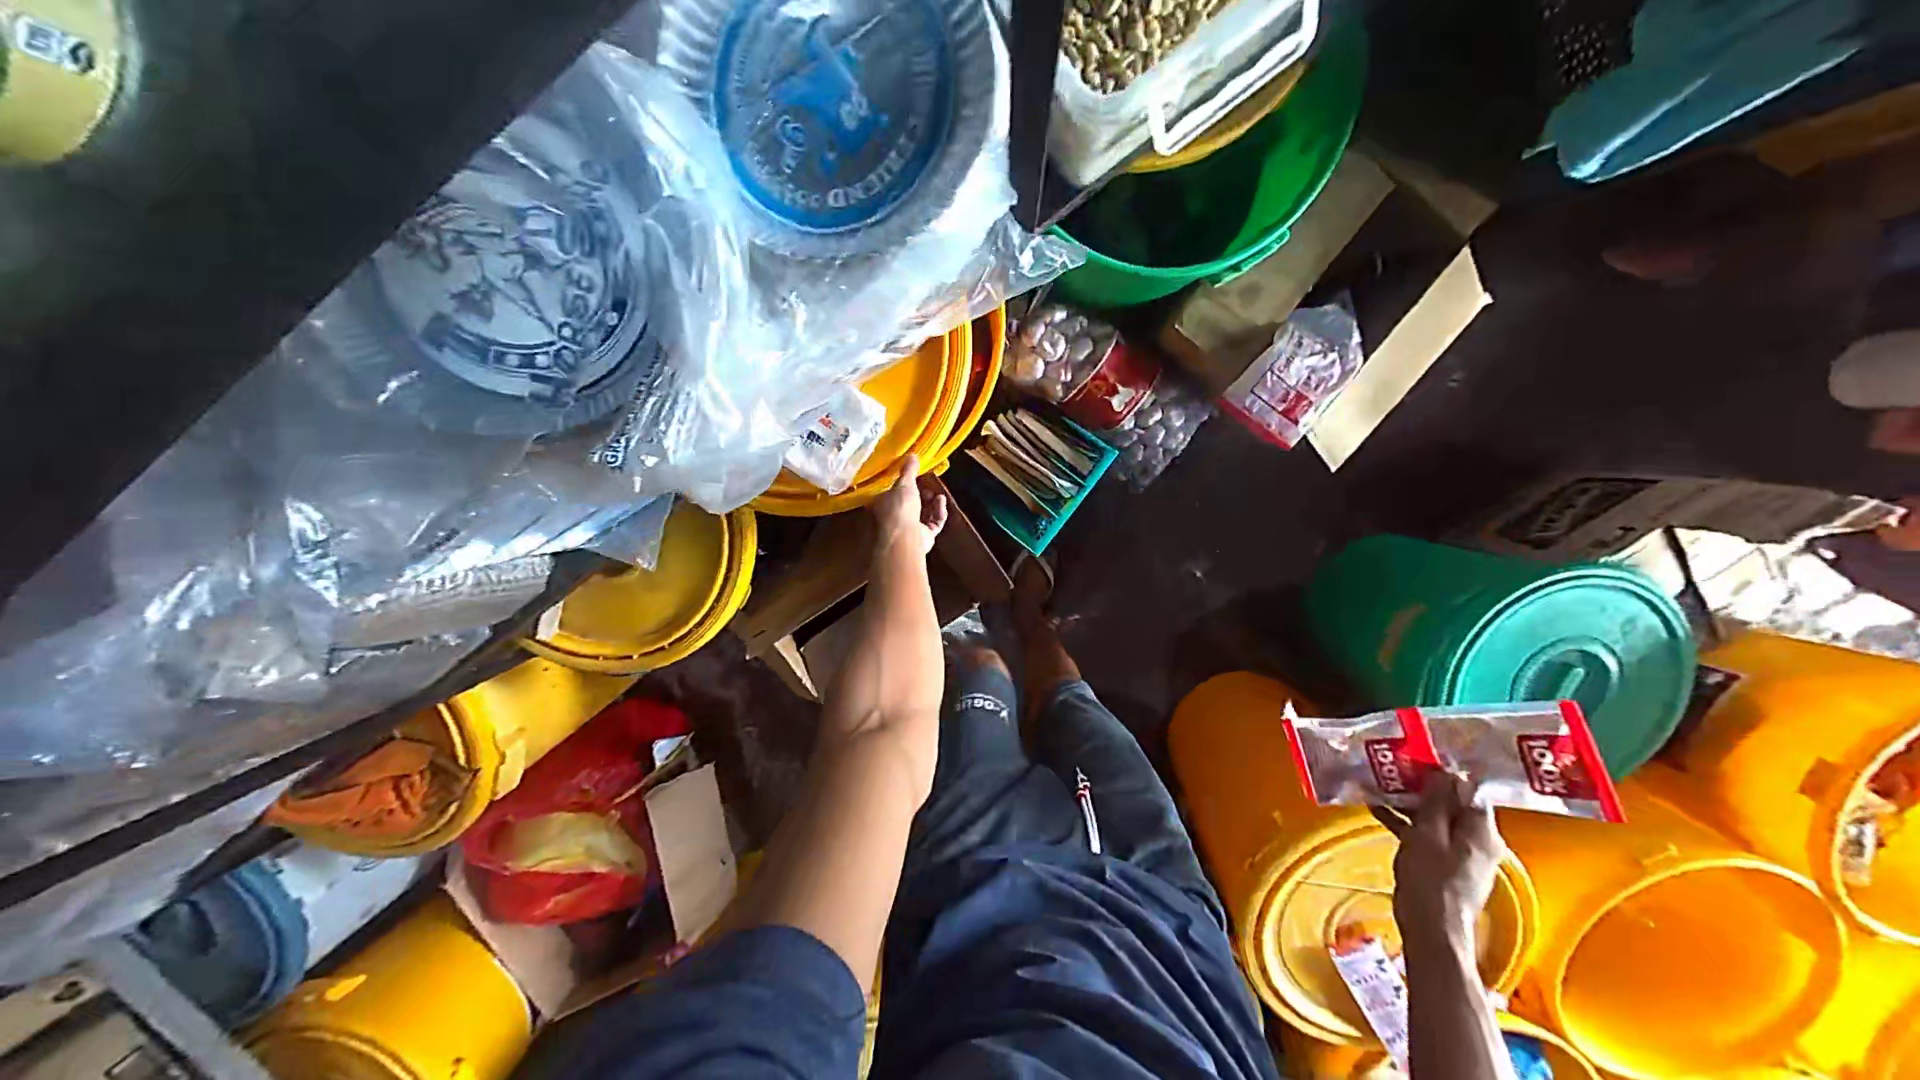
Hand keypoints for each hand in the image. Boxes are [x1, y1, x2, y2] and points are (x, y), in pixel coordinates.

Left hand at [871, 454, 947, 557]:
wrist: (905, 537)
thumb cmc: (898, 508)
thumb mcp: (904, 484)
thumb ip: (909, 470)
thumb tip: (912, 454)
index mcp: (883, 506)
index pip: (893, 494)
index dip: (905, 486)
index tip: (916, 478)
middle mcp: (894, 519)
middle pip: (910, 505)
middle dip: (921, 495)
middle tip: (928, 487)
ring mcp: (909, 530)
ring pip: (923, 515)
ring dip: (932, 503)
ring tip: (937, 494)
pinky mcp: (923, 538)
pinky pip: (933, 523)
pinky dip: (938, 512)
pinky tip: (941, 502)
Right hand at [1374, 773, 1505, 949]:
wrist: (1431, 928)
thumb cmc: (1430, 879)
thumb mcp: (1428, 834)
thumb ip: (1437, 803)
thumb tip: (1445, 772)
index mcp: (1482, 831)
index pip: (1470, 791)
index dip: (1445, 773)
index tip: (1417, 758)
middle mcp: (1479, 840)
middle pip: (1453, 803)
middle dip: (1424, 787)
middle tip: (1394, 769)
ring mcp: (1462, 853)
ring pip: (1437, 818)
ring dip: (1411, 803)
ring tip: (1381, 785)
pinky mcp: (1445, 864)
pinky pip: (1428, 834)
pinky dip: (1407, 823)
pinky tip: (1378, 810)